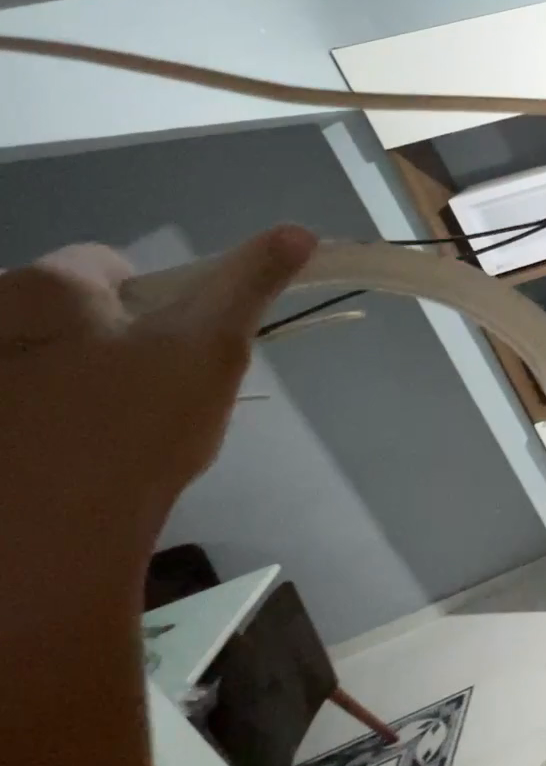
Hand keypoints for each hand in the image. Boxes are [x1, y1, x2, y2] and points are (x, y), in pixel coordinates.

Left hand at [0, 226, 315, 553]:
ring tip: (111, 429)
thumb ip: (250, 283)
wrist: (47, 536)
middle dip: (114, 338)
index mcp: (42, 287)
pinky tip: (68, 451)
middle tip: (153, 389)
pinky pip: (23, 396)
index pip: (108, 263)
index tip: (180, 345)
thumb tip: (298, 230)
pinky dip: (45, 413)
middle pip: (70, 309)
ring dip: (78, 376)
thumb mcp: (212, 346)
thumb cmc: (135, 426)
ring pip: (43, 354)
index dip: (158, 299)